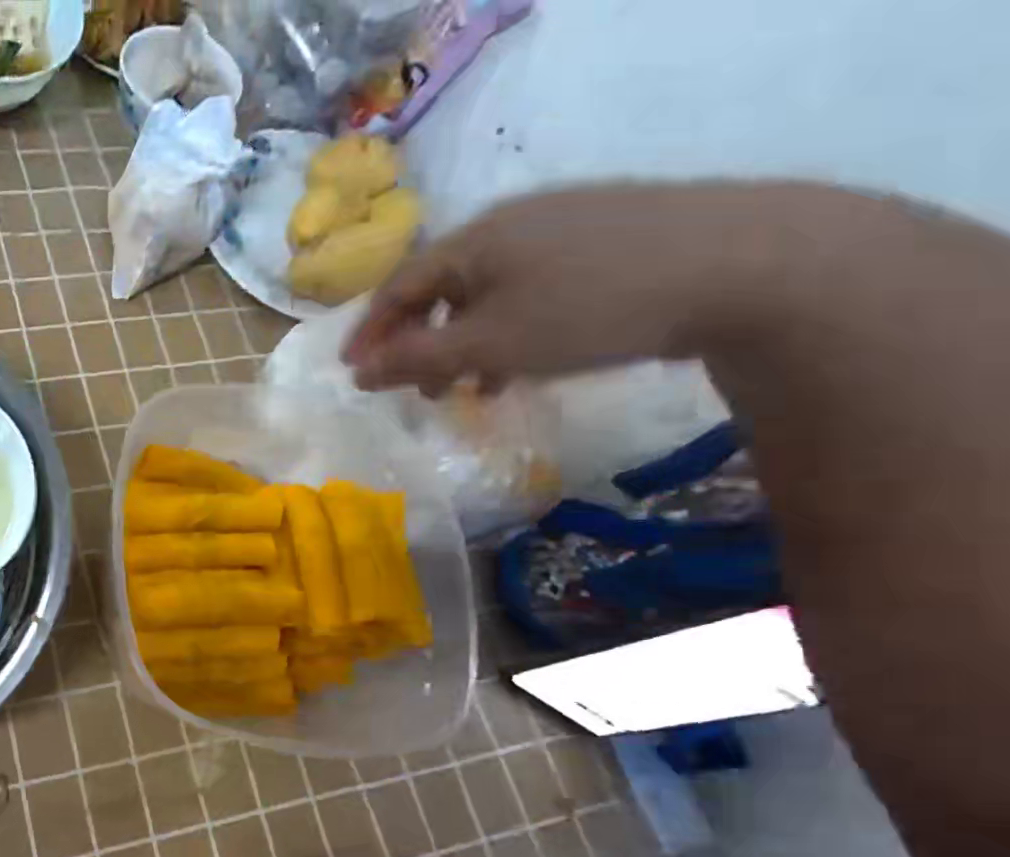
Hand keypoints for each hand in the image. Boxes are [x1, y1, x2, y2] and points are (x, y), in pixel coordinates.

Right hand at [343, 182, 876, 392]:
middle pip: (441, 288)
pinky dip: (510, 328)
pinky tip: (523, 362)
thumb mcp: (489, 345)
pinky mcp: (607, 238)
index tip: (351, 373)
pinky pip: (531, 287)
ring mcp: (563, 225)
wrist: (749, 264)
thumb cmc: (590, 308)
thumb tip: (358, 373)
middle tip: (413, 389)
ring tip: (469, 389)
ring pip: (488, 291)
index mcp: (473, 240)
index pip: (398, 288)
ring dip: (465, 342)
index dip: (369, 333)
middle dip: (419, 342)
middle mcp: (511, 222)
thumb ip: (416, 360)